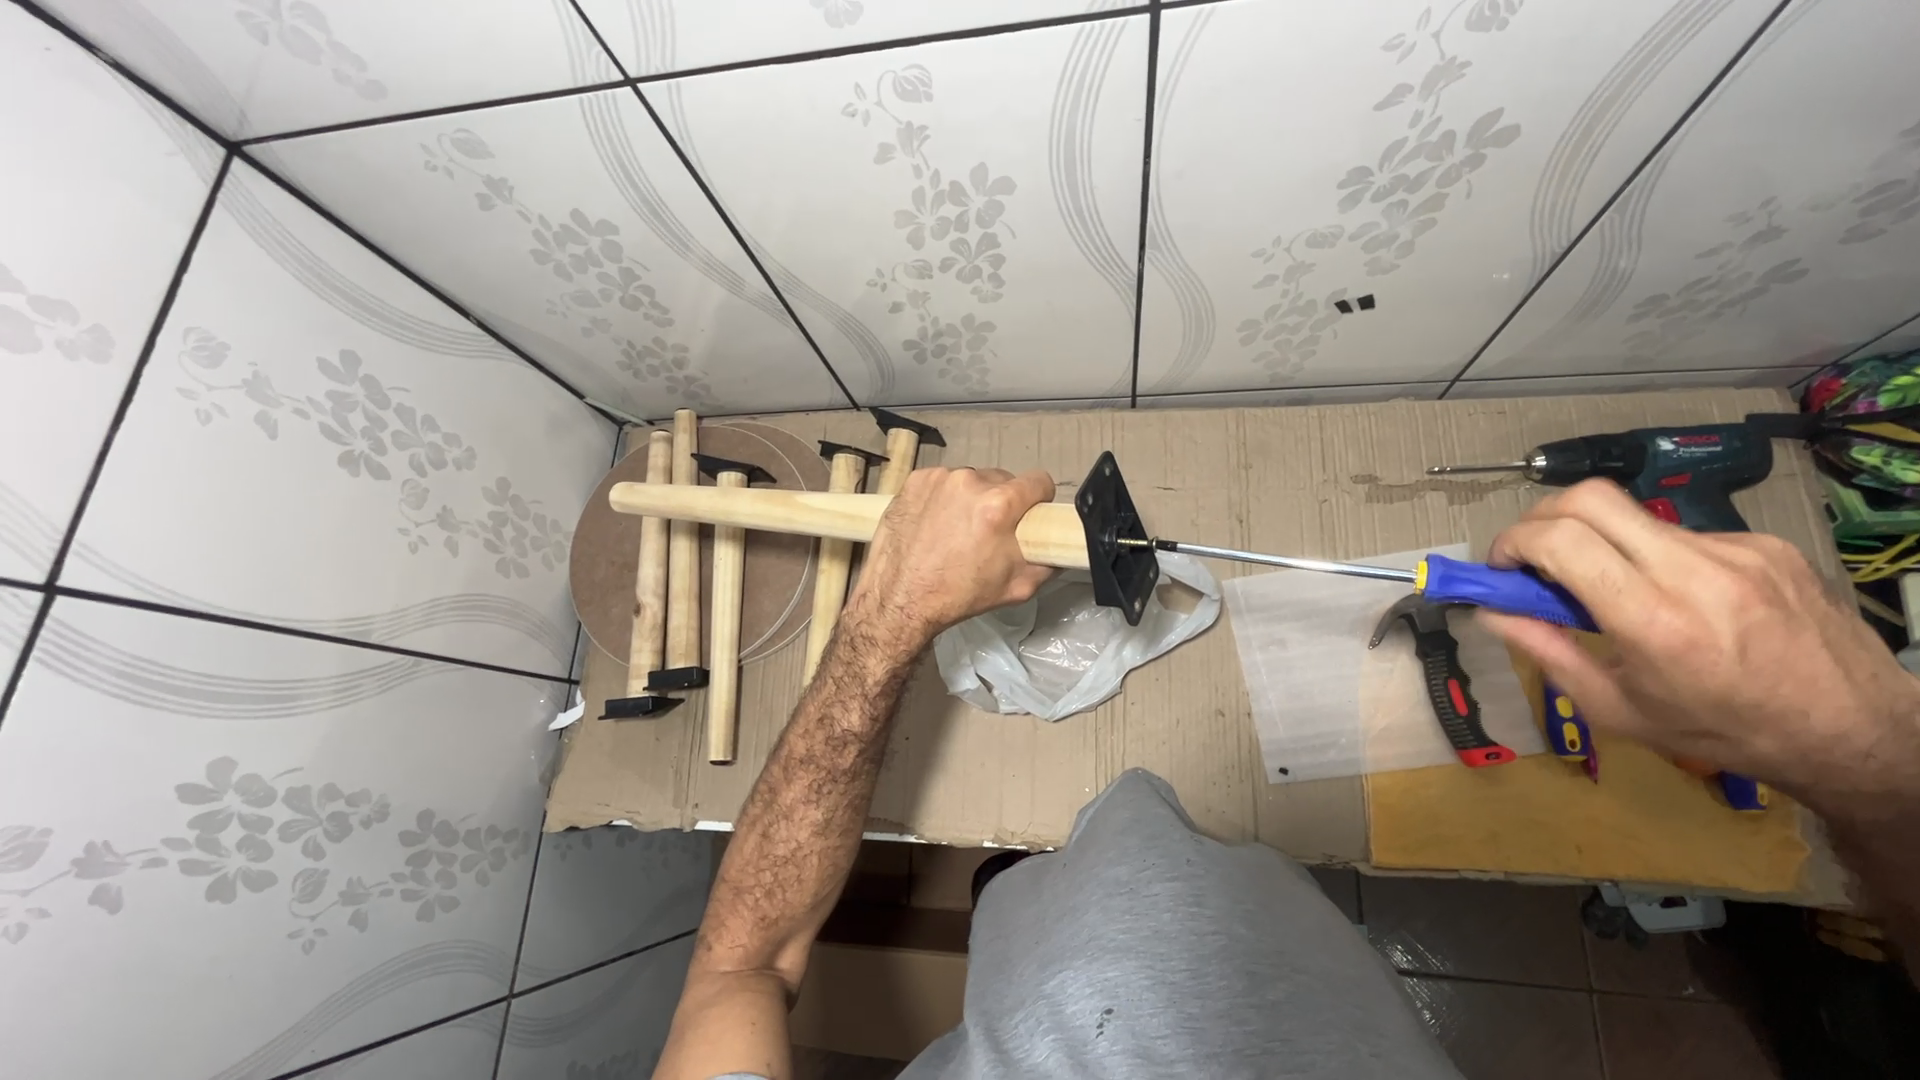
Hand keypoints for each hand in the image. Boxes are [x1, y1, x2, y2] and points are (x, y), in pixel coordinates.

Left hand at [846, 466, 1056, 647]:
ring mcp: (939, 478)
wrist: (899, 600)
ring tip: (957, 529)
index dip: (1039, 499)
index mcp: (999, 506)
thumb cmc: (958, 596)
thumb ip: (1048, 562)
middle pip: (1004, 480)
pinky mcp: (916, 480)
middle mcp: (969, 483)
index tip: (1031, 513)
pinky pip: (943, 482)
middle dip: (1003, 502)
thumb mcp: (1017, 588)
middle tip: (989, 530)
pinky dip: (944, 498)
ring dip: (972, 499)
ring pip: (972, 480)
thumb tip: (1059, 548)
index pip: (1038, 481)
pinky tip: (936, 523)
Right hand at [1477, 479, 1919, 805]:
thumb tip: (1491, 610)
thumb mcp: (1614, 707)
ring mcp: (1738, 550)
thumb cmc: (1721, 731)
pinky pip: (1680, 533)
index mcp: (1653, 620)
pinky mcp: (1766, 545)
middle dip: (1540, 518)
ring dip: (1598, 541)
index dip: (1513, 541)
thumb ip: (1546, 650)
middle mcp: (1696, 572)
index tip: (1501, 567)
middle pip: (1589, 498)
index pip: (1562, 540)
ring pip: (1632, 516)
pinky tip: (1674, 596)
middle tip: (1533, 556)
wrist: (1856, 732)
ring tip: (1611, 588)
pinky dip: (1651, 555)